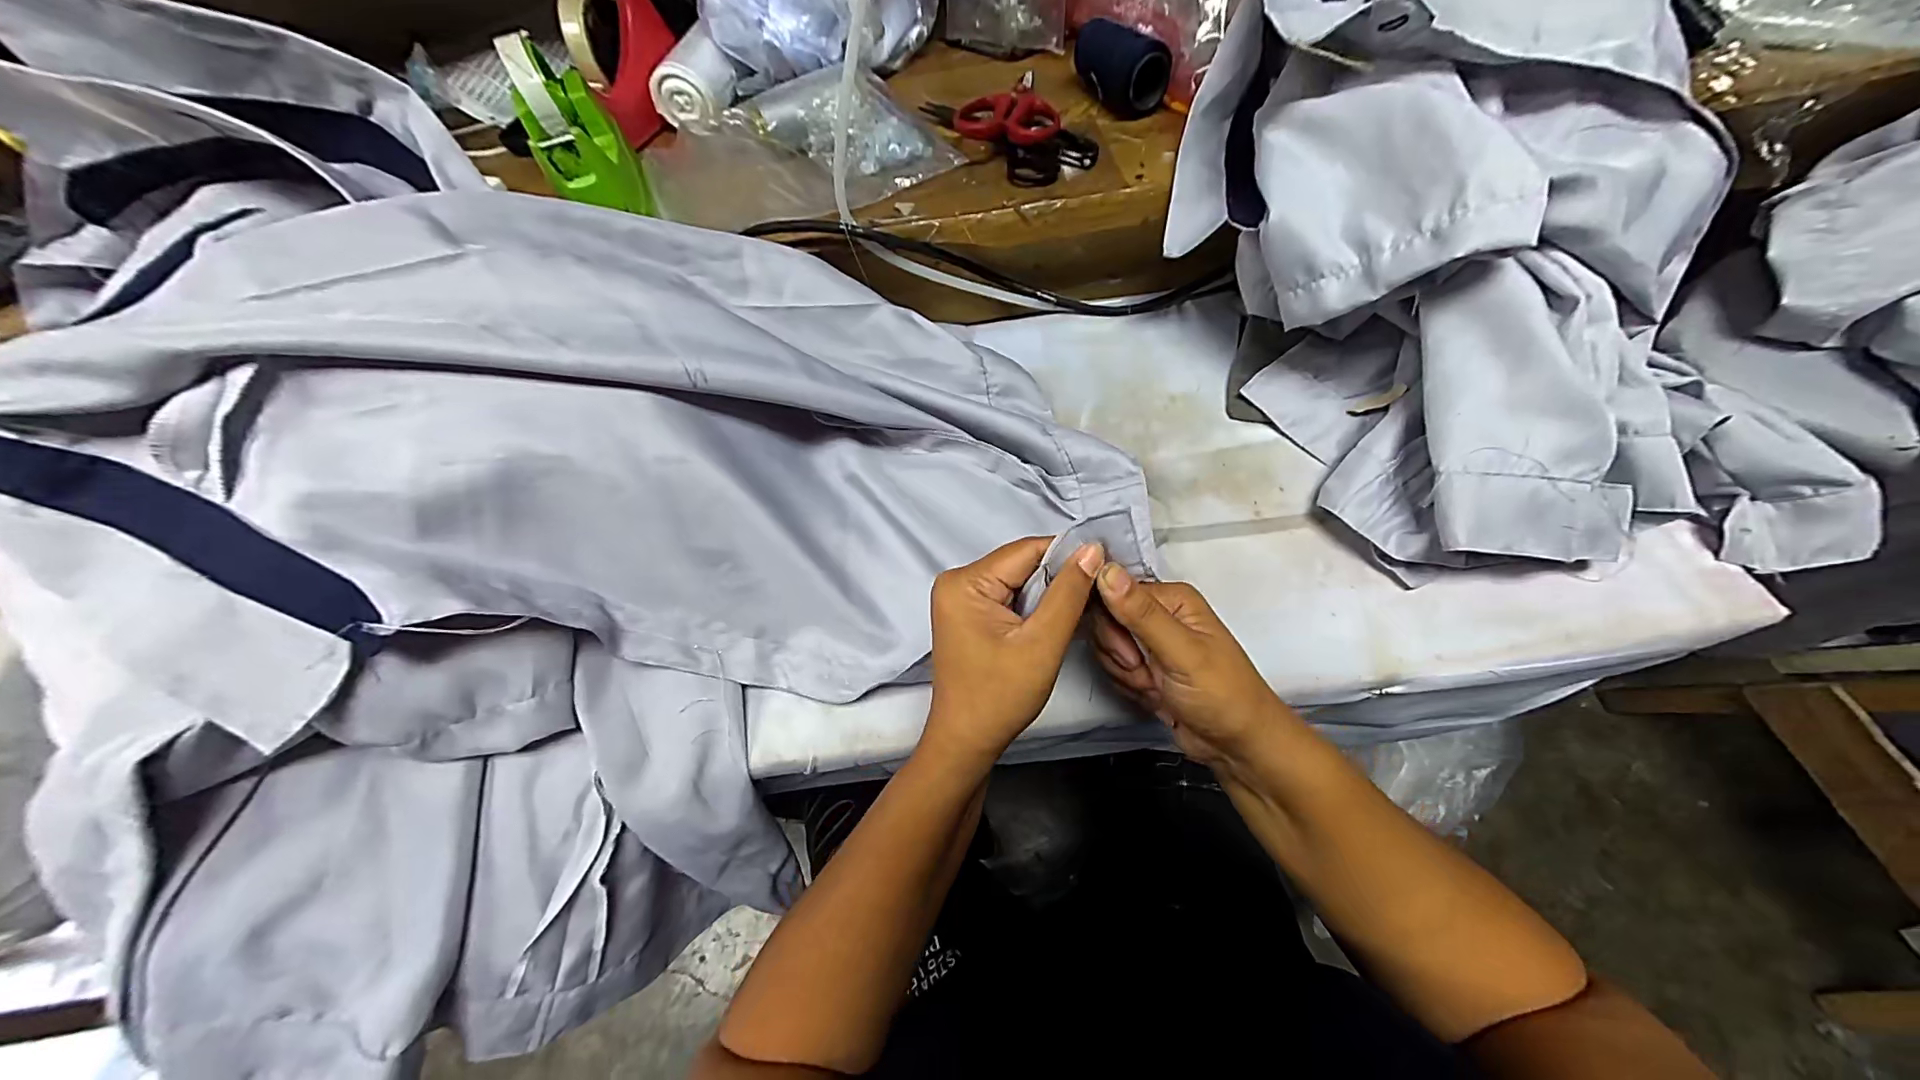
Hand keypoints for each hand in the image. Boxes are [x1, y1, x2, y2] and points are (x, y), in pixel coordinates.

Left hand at [921, 535, 1103, 767]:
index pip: (1028, 550)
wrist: (967, 740)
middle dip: (1061, 576)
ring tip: (1080, 609)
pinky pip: (1011, 595)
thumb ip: (1069, 593)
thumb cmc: (998, 699)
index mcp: (965, 583)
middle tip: (1097, 593)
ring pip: (1020, 579)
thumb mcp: (1042, 643)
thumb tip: (1091, 550)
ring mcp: (961, 598)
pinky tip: (1055, 621)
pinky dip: (1036, 605)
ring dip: (1051, 592)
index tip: (1105, 566)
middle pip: (1023, 562)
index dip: (1069, 555)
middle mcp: (957, 582)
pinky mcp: (969, 613)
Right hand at [1088, 563, 1293, 771]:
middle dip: (1119, 654)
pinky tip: (1153, 694)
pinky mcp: (1145, 666)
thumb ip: (1140, 613)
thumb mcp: (1181, 652)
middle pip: (1106, 621)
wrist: (1237, 745)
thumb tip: (1108, 573)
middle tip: (1146, 669)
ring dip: (1125, 673)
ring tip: (1156, 684)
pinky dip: (1128, 685)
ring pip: (1106, 647)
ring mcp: (1151, 642)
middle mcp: (1161, 615)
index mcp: (1173, 598)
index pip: (1113, 592)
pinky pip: (1113, 668)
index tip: (1131, 650)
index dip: (1112, 624)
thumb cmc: (1225, 697)